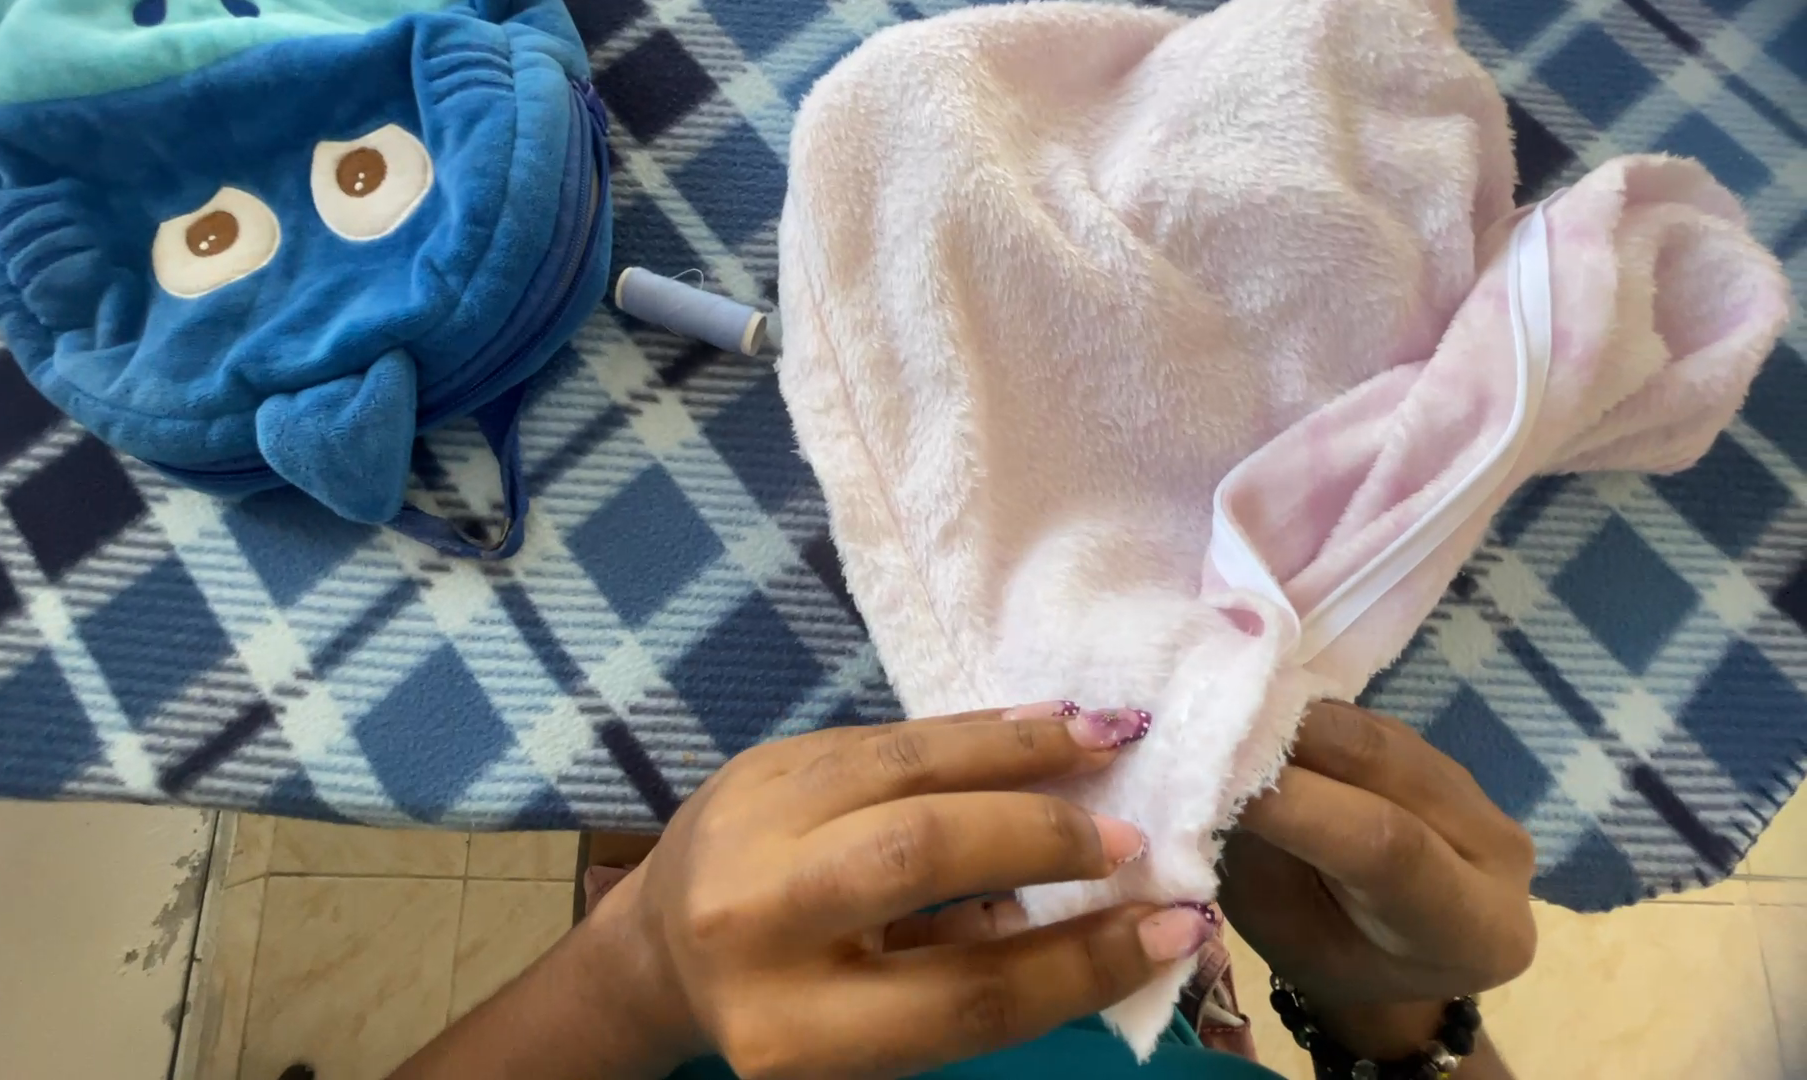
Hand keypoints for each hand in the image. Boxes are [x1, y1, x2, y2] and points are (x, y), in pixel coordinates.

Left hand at [602, 704, 1214, 1079]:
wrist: (658, 940)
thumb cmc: (775, 999)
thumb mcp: (861, 1023)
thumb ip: (963, 967)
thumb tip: (1084, 909)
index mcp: (794, 1024)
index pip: (966, 993)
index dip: (1084, 959)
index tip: (1177, 923)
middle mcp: (763, 911)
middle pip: (923, 851)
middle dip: (1042, 833)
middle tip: (1130, 832)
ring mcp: (756, 814)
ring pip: (904, 763)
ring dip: (1014, 747)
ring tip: (1100, 733)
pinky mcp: (765, 756)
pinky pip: (885, 734)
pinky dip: (968, 728)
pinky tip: (1030, 720)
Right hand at [1217, 701, 1536, 1058]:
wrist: (1380, 949)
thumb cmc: (1316, 946)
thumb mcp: (1274, 919)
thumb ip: (1251, 844)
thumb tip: (1199, 768)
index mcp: (1469, 924)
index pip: (1383, 842)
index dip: (1289, 799)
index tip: (1204, 773)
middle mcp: (1491, 847)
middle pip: (1377, 760)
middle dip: (1277, 732)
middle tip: (1201, 722)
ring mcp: (1467, 787)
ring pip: (1362, 725)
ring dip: (1281, 711)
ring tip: (1217, 713)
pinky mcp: (1430, 749)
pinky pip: (1357, 715)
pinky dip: (1294, 708)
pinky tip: (1251, 711)